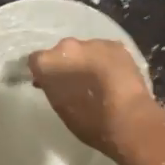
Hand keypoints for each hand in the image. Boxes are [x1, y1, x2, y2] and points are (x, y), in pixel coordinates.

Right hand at [27, 38, 164, 160]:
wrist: (128, 120)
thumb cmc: (88, 121)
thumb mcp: (59, 106)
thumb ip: (50, 87)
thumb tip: (49, 80)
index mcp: (48, 61)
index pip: (35, 60)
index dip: (40, 72)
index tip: (45, 83)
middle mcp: (69, 46)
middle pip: (60, 52)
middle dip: (64, 64)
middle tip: (71, 83)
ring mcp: (95, 43)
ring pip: (84, 50)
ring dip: (85, 61)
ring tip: (95, 80)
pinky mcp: (117, 46)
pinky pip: (104, 51)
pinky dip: (104, 61)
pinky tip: (111, 76)